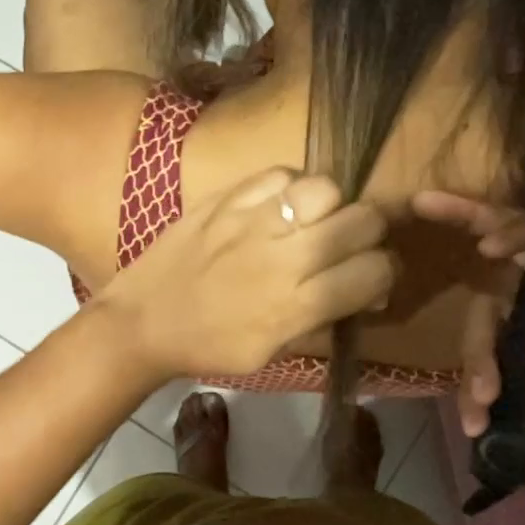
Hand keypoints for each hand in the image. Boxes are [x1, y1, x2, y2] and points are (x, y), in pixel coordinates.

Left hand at [96, 168, 394, 380]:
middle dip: (367, 233)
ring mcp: (251, 222)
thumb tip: (370, 292)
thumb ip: (322, 319)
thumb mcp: (272, 351)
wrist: (142, 323)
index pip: (374, 271)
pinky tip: (278, 206)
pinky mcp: (225, 200)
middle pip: (362, 220)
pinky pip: (280, 173)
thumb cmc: (209, 346)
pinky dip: (288, 186)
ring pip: (326, 188)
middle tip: (347, 244)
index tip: (369, 276)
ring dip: (331, 204)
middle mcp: (281, 258)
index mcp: (295, 306)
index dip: (382, 273)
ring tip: (313, 219)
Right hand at [412, 191, 524, 521]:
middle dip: (474, 227)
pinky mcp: (520, 379)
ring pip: (488, 319)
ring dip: (474, 355)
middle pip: (520, 258)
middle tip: (424, 206)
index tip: (491, 243)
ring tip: (483, 401)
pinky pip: (480, 368)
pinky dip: (470, 394)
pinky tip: (475, 424)